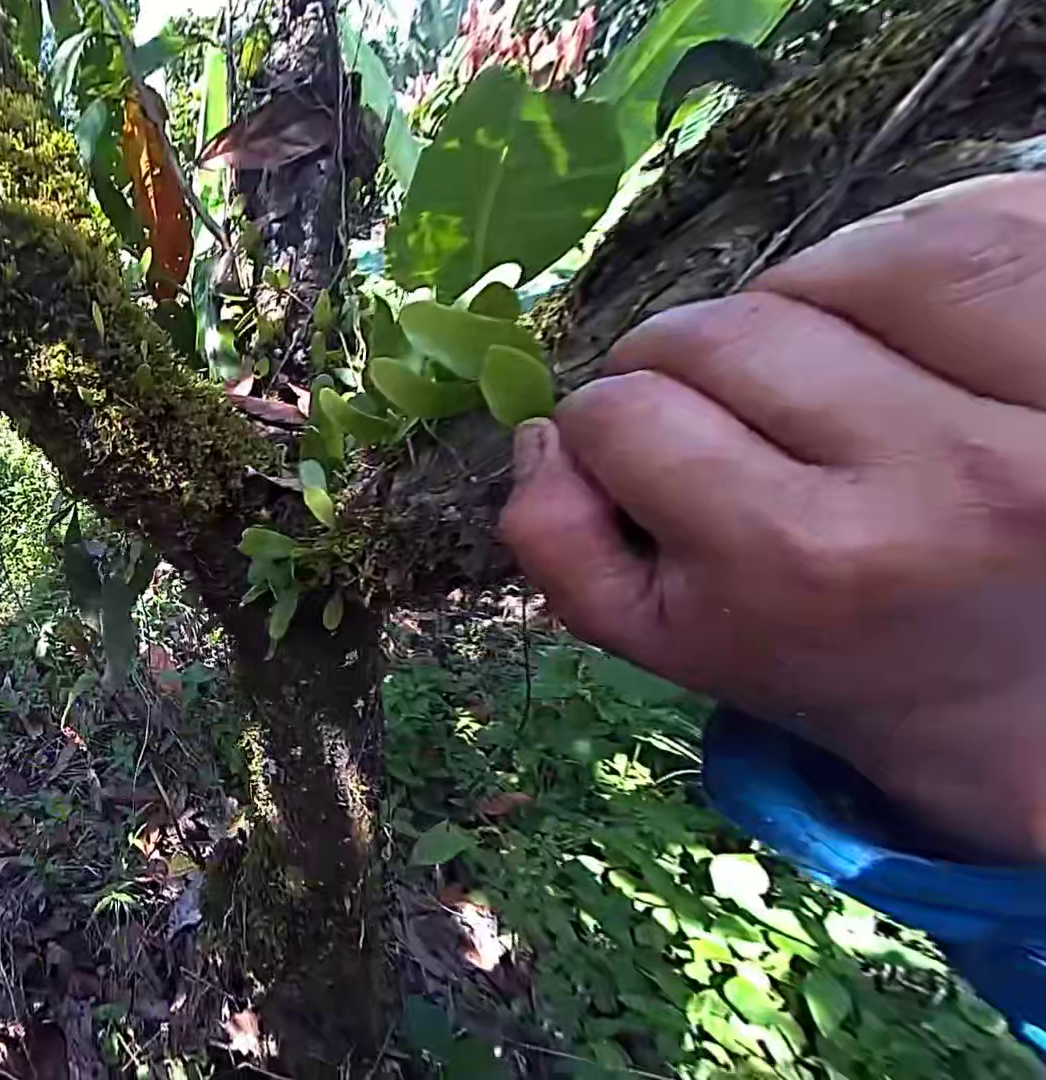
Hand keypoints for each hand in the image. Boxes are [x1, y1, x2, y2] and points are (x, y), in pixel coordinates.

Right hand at [501, 175, 1045, 861]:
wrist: (1004, 678)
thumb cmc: (788, 642)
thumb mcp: (631, 623)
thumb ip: (549, 535)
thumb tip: (542, 432)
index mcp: (801, 552)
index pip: (620, 411)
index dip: (596, 425)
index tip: (628, 459)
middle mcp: (954, 476)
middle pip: (719, 333)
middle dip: (670, 360)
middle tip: (700, 411)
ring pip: (848, 262)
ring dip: (780, 299)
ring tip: (792, 361)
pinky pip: (982, 220)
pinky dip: (895, 256)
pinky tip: (884, 323)